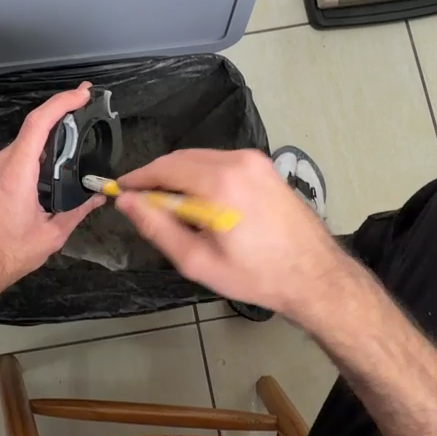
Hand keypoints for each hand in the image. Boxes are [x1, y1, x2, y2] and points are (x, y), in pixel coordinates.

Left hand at [0, 83, 104, 305]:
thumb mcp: (50, 236)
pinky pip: (5, 163)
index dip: (61, 102)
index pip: (38, 123)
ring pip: (18, 150)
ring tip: (65, 160)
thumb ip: (76, 211)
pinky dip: (24, 163)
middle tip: (82, 118)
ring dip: (41, 151)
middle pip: (30, 135)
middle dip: (58, 126)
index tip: (82, 93)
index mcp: (15, 173)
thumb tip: (98, 197)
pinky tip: (38, 181)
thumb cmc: (5, 255)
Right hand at [114, 148, 353, 321]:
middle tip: (142, 203)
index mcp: (220, 183)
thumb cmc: (256, 275)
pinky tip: (202, 204)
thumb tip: (127, 202)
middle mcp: (238, 161)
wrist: (316, 276)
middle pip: (180, 159)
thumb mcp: (198, 261)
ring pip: (199, 159)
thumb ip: (157, 227)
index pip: (164, 168)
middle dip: (157, 178)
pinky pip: (220, 163)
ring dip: (180, 177)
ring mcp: (254, 160)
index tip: (119, 190)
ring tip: (173, 209)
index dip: (137, 178)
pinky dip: (202, 177)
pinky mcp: (264, 165)